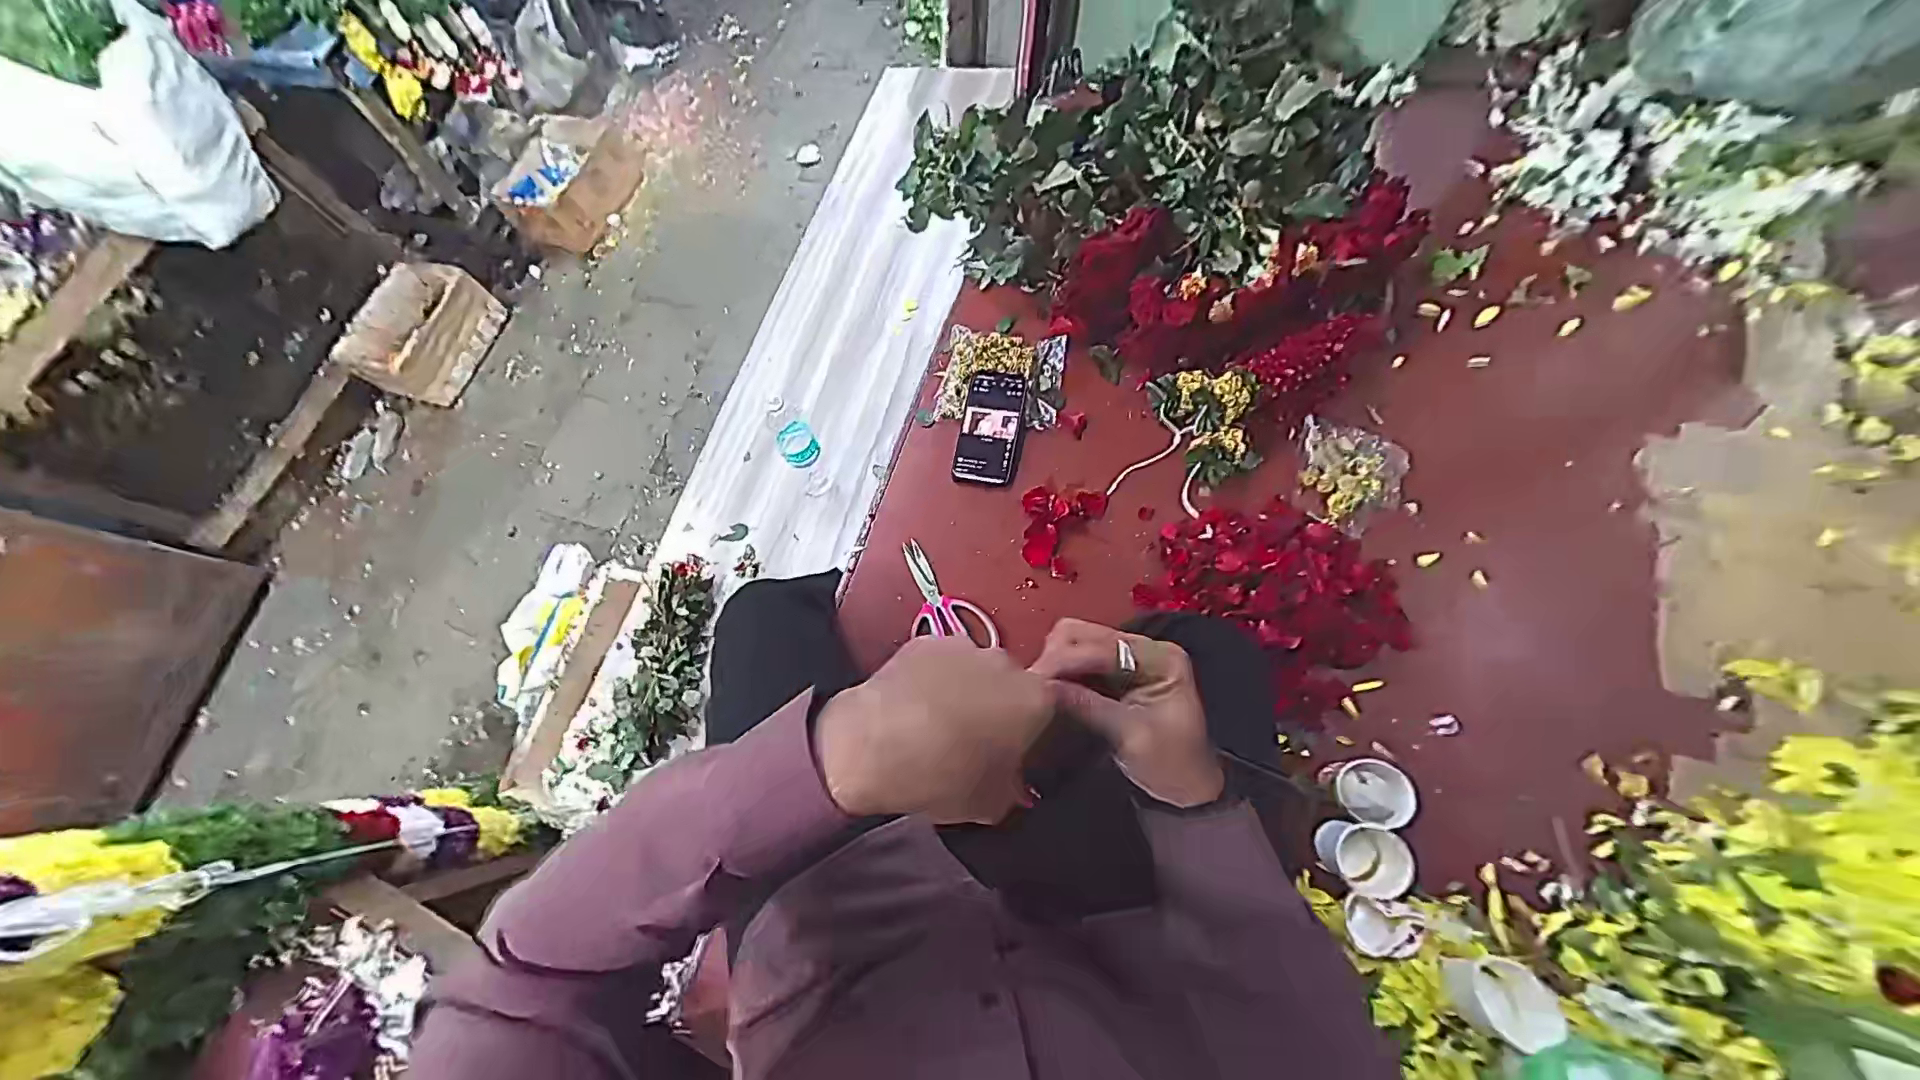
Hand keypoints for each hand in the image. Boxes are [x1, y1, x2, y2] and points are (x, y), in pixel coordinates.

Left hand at [814, 636, 1053, 823]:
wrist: (872, 745)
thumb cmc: (940, 775)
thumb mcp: (990, 803)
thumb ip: (1013, 787)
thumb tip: (1011, 781)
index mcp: (1034, 699)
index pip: (1047, 709)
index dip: (1028, 730)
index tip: (1010, 747)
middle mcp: (1005, 662)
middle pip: (1010, 682)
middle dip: (997, 704)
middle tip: (973, 735)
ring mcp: (963, 645)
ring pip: (974, 667)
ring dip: (964, 687)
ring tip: (936, 718)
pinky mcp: (926, 640)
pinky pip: (940, 659)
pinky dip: (933, 675)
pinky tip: (914, 701)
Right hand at [1029, 618, 1223, 807]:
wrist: (1188, 787)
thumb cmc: (1171, 764)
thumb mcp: (1131, 737)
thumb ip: (1089, 707)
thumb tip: (1045, 688)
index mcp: (1161, 657)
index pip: (1105, 646)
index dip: (1067, 660)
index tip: (1036, 679)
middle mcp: (1143, 647)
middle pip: (1084, 633)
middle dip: (1056, 656)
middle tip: (1033, 685)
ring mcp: (1126, 656)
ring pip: (1074, 641)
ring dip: (1053, 661)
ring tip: (1037, 688)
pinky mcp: (1111, 671)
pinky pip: (1075, 659)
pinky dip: (1058, 670)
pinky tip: (1046, 688)